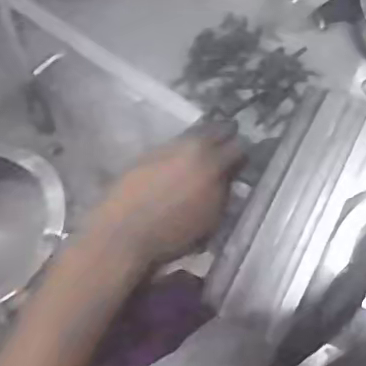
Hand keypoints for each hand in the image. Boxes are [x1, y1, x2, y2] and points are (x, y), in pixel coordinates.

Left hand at [82, 135, 240, 268]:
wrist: (119, 236)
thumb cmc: (173, 233)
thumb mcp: (211, 217)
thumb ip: (224, 191)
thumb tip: (229, 177)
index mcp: (212, 162)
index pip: (239, 146)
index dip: (246, 153)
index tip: (245, 160)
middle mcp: (191, 147)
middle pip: (216, 129)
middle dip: (226, 136)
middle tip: (229, 148)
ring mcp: (166, 147)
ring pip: (192, 135)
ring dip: (201, 142)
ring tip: (202, 156)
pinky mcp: (144, 155)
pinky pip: (171, 146)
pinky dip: (180, 152)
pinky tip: (177, 166)